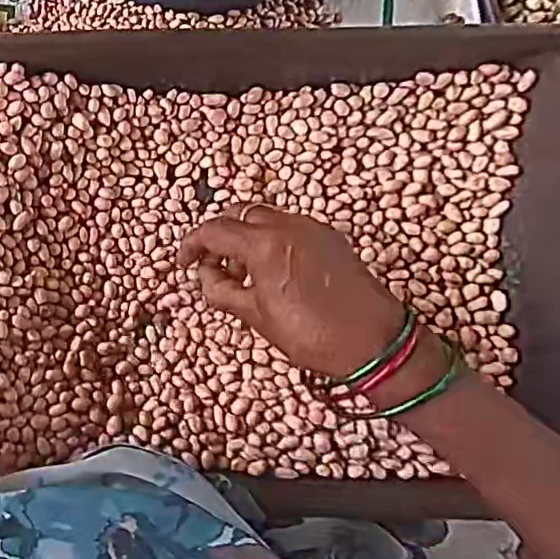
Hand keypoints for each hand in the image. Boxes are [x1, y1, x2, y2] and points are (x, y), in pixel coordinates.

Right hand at [176, 205, 409, 378]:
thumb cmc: (313, 334)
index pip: (213, 230)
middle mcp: (289, 227)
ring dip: (245, 238)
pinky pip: (289, 228)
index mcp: (264, 245)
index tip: (185, 262)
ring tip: (241, 273)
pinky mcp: (331, 240)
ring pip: (265, 218)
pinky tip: (269, 272)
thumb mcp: (253, 315)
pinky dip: (270, 240)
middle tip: (210, 264)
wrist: (375, 343)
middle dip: (219, 237)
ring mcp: (313, 231)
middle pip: (239, 215)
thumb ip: (220, 289)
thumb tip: (204, 275)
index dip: (192, 245)